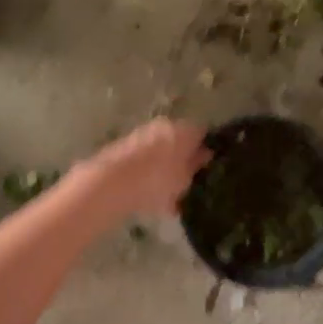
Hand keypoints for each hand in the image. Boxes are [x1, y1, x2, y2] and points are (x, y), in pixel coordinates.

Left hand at [74, 118, 210, 218]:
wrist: (113, 182)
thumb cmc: (158, 181)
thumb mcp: (184, 179)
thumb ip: (195, 166)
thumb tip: (204, 154)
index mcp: (184, 129)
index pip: (202, 133)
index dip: (205, 148)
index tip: (209, 165)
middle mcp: (164, 126)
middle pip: (179, 139)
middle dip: (183, 157)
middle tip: (189, 180)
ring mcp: (143, 134)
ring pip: (161, 149)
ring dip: (165, 167)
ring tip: (169, 195)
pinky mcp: (125, 146)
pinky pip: (145, 159)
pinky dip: (149, 172)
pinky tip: (151, 197)